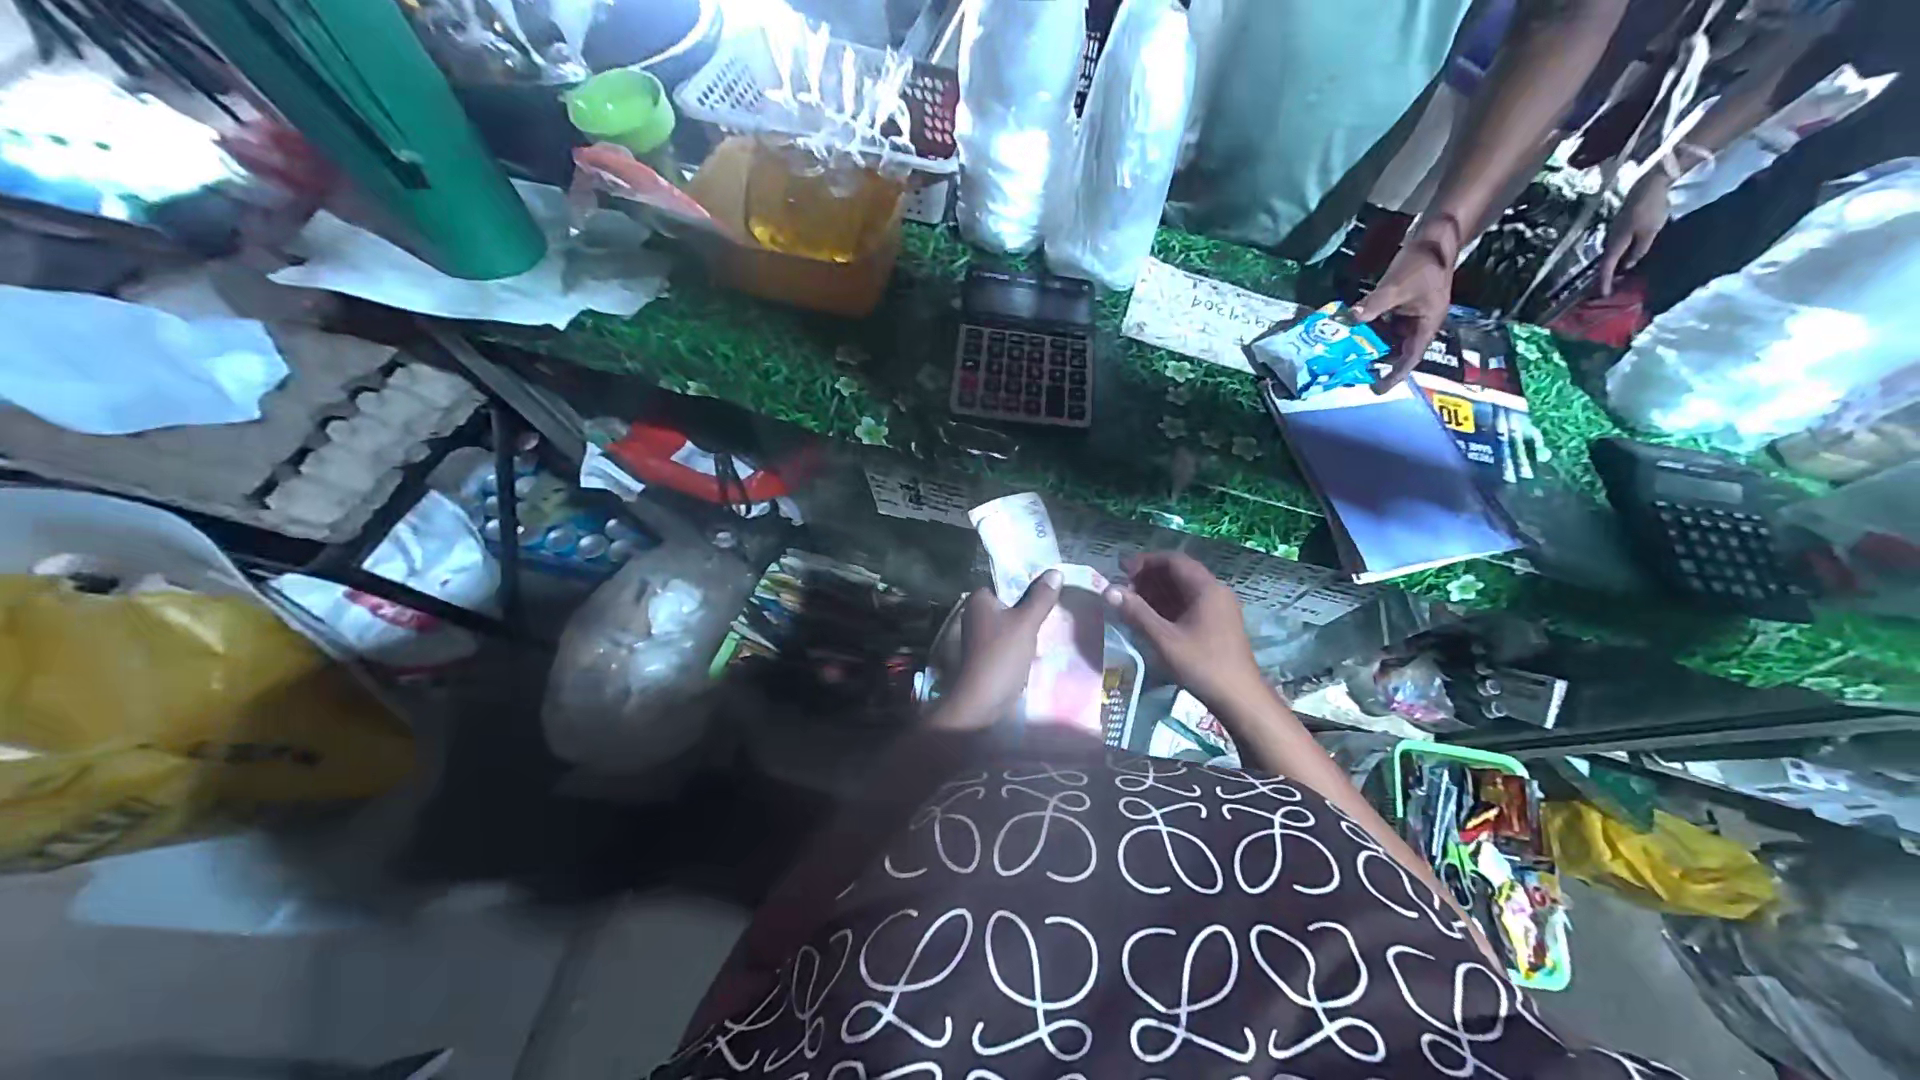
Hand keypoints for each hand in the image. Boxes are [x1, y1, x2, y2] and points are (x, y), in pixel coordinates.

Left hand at [929, 570, 1061, 731]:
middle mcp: (976, 613)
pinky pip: (1010, 639)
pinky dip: (1023, 641)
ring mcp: (980, 635)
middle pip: (1011, 602)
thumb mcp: (1026, 622)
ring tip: (1054, 624)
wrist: (982, 701)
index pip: (1007, 581)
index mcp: (979, 599)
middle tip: (1057, 607)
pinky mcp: (987, 653)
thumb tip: (1056, 571)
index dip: (1030, 583)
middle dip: (1032, 606)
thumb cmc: (1001, 656)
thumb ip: (1041, 597)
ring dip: (1029, 625)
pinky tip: (1040, 645)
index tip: (1053, 588)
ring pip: (1012, 622)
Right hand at [1102, 553, 1264, 714]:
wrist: (1239, 698)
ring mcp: (1218, 608)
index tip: (1121, 570)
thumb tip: (1109, 589)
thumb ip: (1135, 612)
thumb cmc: (1202, 665)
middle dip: (1149, 576)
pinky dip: (1168, 605)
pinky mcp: (1217, 624)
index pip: (1173, 560)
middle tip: (1124, 587)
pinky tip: (1150, 617)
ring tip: (1132, 602)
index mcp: (1206, 589)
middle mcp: (1215, 592)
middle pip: (1179, 573)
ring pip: (1183, 589)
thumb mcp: (1164, 639)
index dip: (1145, 561)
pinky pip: (1189, 604)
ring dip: (1157, 591)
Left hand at [1352, 216, 1462, 391]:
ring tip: (1349, 360)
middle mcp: (1419, 324)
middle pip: (1398, 351)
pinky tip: (1352, 336)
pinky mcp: (1401, 307)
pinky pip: (1385, 325)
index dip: (1395, 374)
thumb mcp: (1395, 286)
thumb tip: (1351, 318)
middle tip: (1354, 376)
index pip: (1410, 357)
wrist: (1434, 238)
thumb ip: (1374, 304)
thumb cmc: (1421, 263)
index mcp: (1426, 325)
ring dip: (1372, 348)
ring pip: (1389, 339)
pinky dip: (1370, 332)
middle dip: (1378, 364)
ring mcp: (1410, 316)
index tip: (1378, 389)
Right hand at [1597, 173, 1670, 295]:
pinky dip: (1618, 255)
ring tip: (1618, 275)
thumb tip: (1628, 265)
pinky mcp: (1620, 227)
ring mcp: (1614, 233)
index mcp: (1616, 244)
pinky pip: (1616, 246)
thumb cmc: (1651, 210)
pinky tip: (1626, 257)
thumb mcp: (1650, 232)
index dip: (1605, 282)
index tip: (1604, 295)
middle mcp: (1610, 240)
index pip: (1607, 268)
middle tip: (1610, 288)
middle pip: (1606, 262)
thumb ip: (1639, 251)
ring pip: (1611, 254)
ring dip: (1613, 265)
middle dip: (1607, 276)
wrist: (1649, 186)